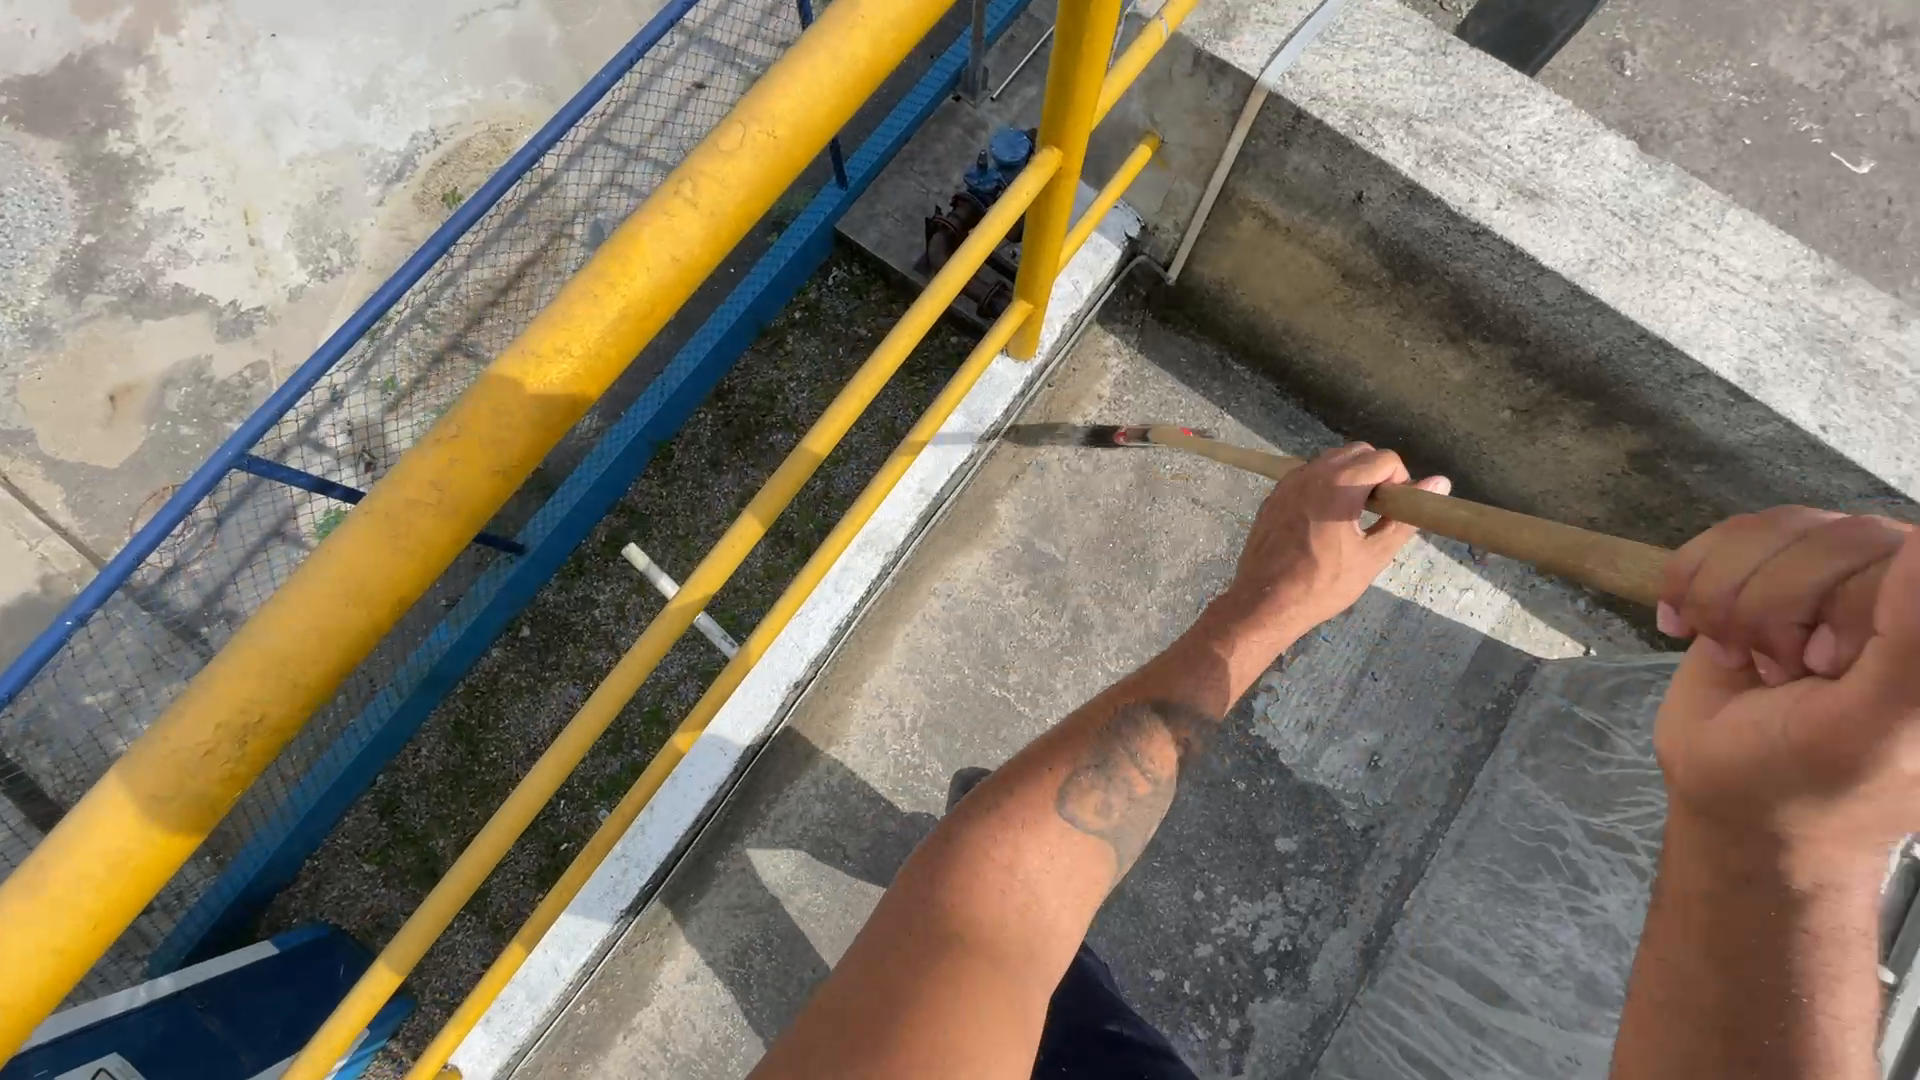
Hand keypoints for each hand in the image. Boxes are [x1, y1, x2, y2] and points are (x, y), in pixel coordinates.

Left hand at [1218, 443, 1448, 643]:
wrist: (1264, 601)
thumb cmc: (1322, 584)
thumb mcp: (1373, 555)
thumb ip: (1405, 517)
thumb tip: (1440, 483)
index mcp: (1338, 484)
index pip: (1384, 458)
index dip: (1399, 479)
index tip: (1395, 508)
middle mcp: (1309, 474)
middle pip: (1357, 452)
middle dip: (1375, 473)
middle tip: (1378, 510)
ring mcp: (1286, 483)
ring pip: (1329, 461)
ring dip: (1349, 477)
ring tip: (1352, 516)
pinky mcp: (1273, 496)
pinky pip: (1306, 476)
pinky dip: (1323, 486)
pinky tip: (1324, 520)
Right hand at [1654, 514, 1919, 868]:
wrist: (1721, 791)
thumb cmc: (1807, 778)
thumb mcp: (1871, 728)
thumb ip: (1913, 646)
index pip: (1891, 557)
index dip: (1835, 606)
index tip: (1821, 670)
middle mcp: (1903, 593)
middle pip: (1826, 538)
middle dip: (1765, 610)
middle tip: (1774, 671)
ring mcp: (1833, 580)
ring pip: (1767, 532)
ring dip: (1720, 600)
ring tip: (1737, 654)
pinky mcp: (1763, 577)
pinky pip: (1720, 537)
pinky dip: (1686, 584)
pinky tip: (1693, 630)